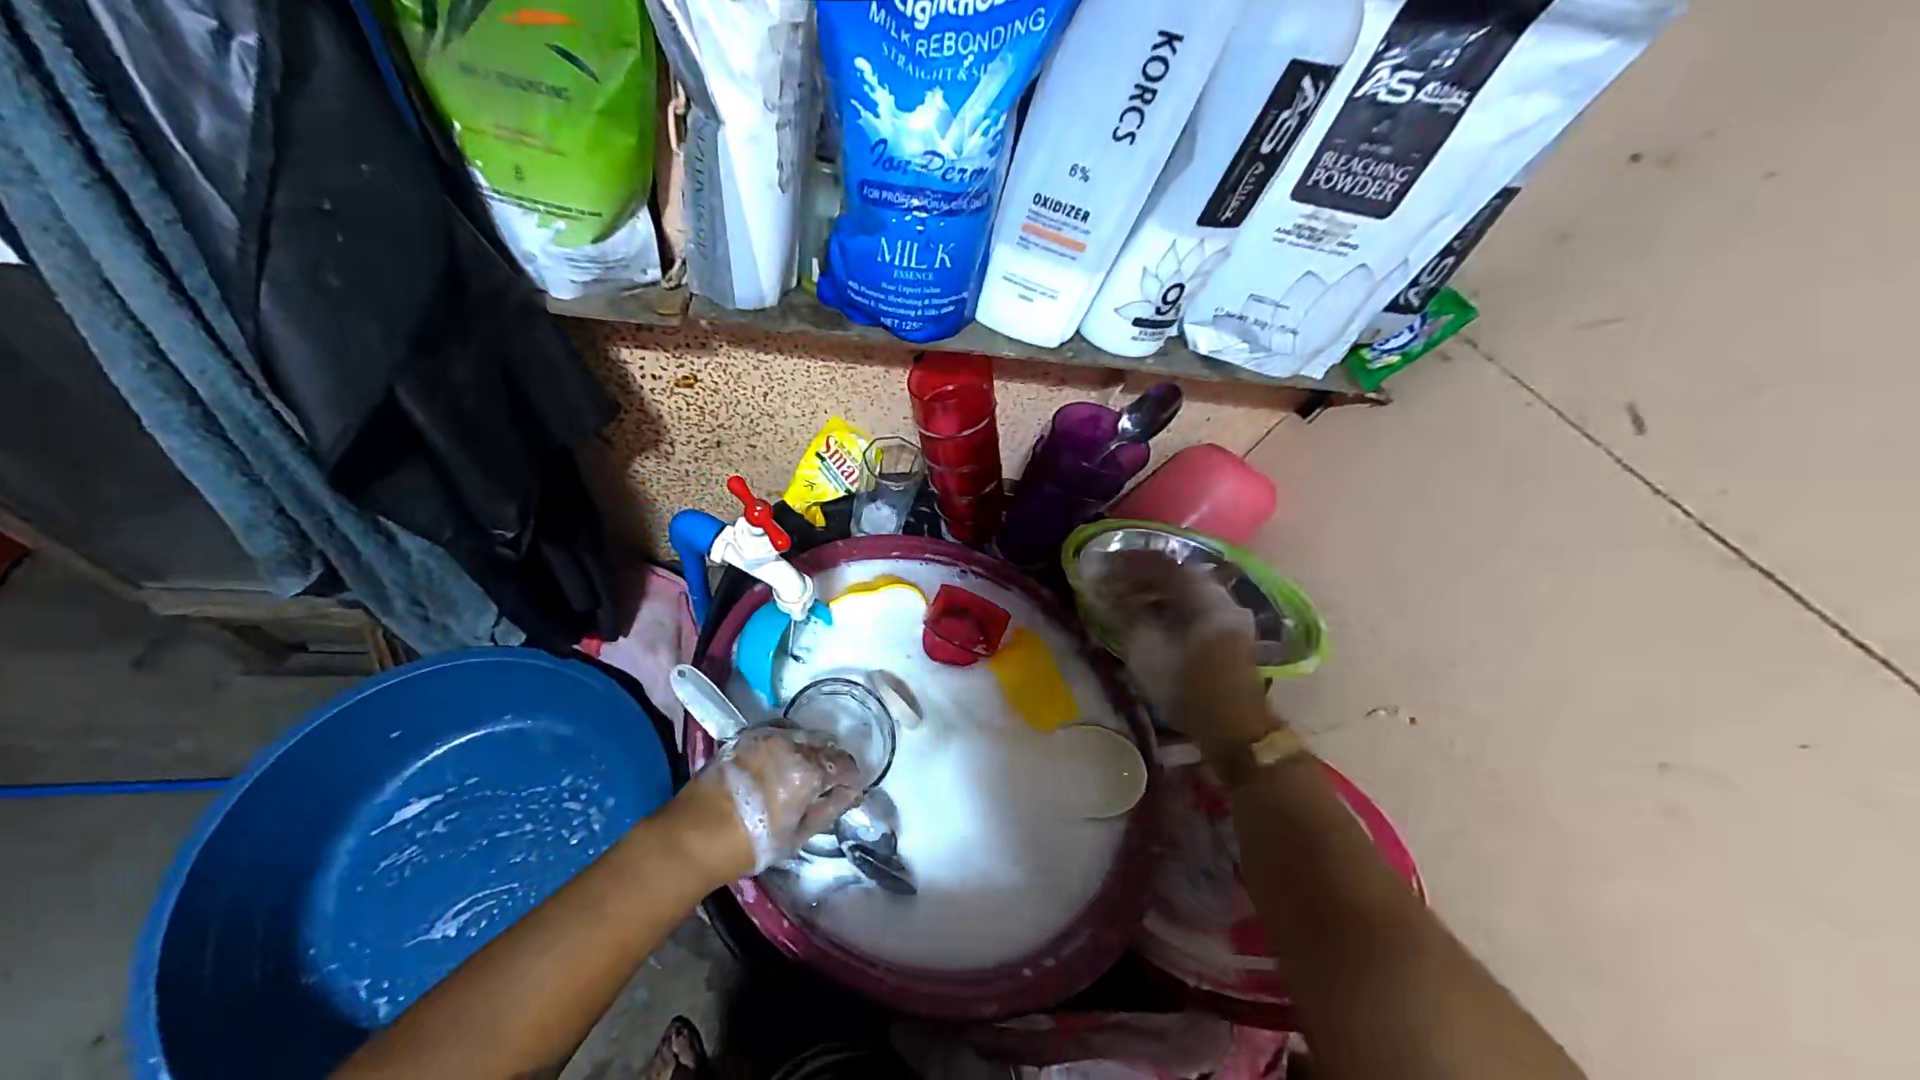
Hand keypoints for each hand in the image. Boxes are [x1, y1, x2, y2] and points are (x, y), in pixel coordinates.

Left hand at [671, 727, 862, 883]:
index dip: (850, 778)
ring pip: (802, 735)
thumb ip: (829, 809)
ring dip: (809, 750)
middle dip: (831, 761)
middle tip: (824, 783)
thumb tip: (850, 794)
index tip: (846, 790)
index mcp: (809, 771)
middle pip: (825, 745)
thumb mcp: (797, 836)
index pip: (845, 764)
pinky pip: (779, 731)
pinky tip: (780, 761)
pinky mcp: (746, 735)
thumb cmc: (748, 845)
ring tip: (801, 771)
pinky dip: (787, 742)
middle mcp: (791, 745)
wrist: (691, 837)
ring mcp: (767, 736)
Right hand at [1087, 550, 1275, 745]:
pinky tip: (1147, 621)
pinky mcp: (1227, 637)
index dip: (1128, 562)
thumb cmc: (1189, 688)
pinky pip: (1191, 610)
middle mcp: (1220, 598)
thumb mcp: (1147, 651)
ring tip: (1123, 602)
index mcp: (1205, 595)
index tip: (1102, 564)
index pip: (1162, 564)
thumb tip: (1103, 589)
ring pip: (1183, 593)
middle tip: (1109, 583)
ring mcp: (1228, 618)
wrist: (1235, 732)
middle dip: (1139, 577)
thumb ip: (1124, 614)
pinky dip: (1166, 609)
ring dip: (1153, 593)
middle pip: (1175, 576)